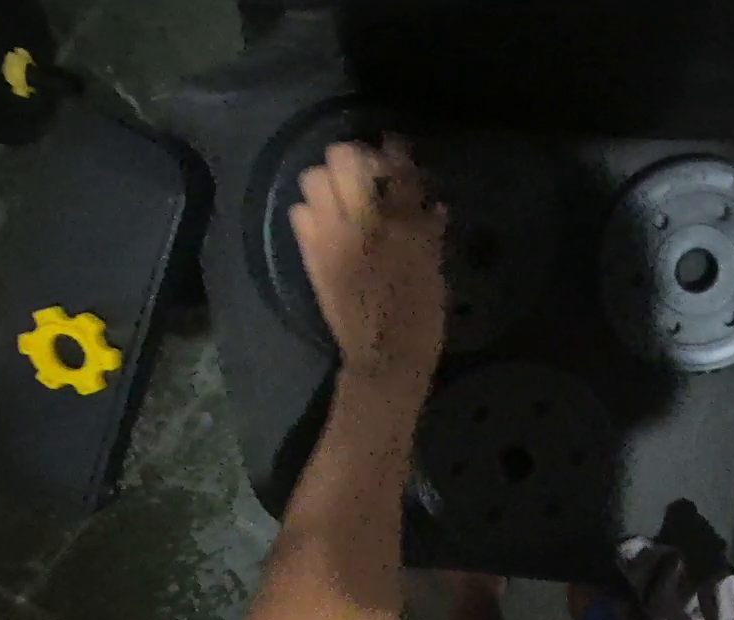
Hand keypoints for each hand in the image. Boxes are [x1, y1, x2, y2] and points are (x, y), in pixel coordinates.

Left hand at [290, 138, 447, 388]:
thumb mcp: (434, 275)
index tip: (397, 146)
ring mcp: (329, 236)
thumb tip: (431, 207)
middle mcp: (359, 222)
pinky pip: (300, 212)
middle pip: (343, 158)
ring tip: (346, 200)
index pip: (396, 171)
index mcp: (399, 227)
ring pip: (314, 179)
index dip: (396, 152)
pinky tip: (329, 225)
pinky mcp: (311, 254)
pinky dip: (313, 211)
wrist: (383, 358)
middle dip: (357, 159)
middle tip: (370, 176)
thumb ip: (429, 236)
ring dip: (330, 182)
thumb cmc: (420, 321)